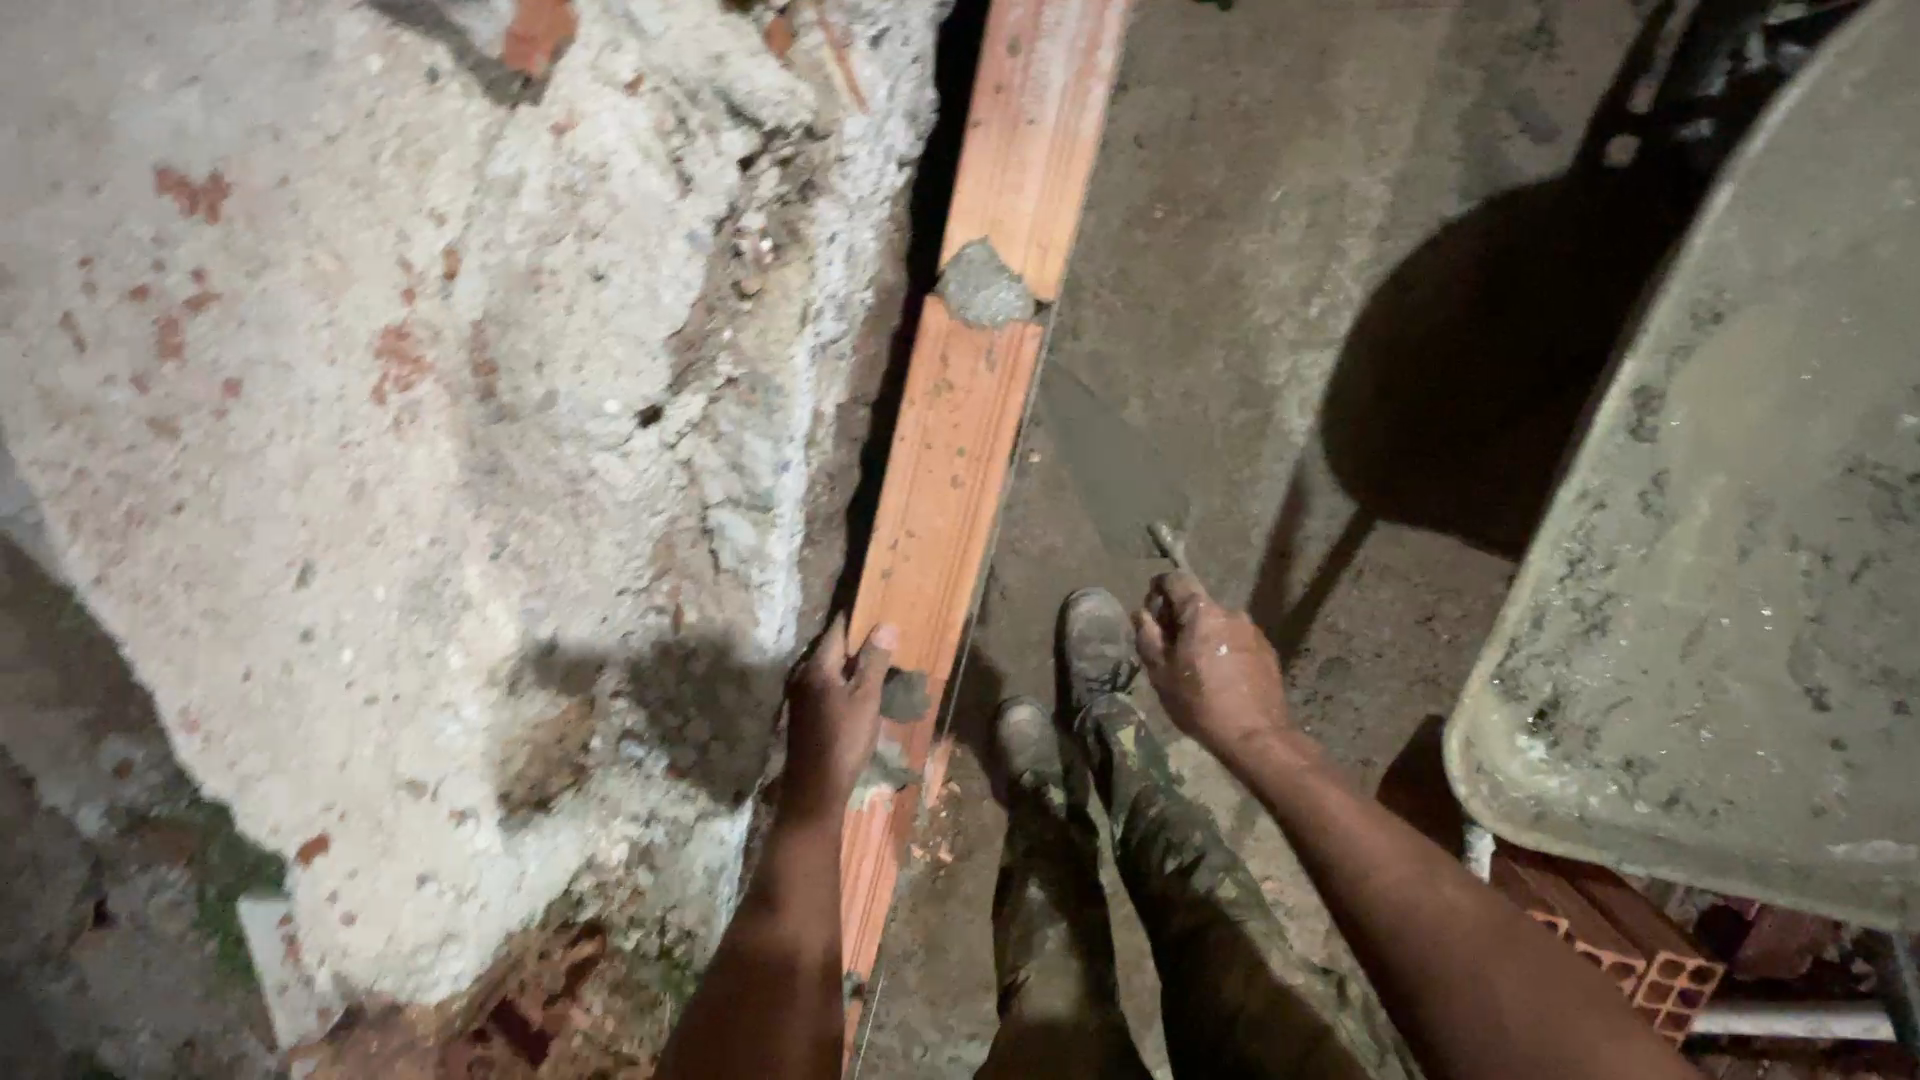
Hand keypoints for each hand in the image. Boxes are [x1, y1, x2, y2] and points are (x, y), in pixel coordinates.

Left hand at [782, 615, 897, 819]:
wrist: (815, 789)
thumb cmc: (844, 740)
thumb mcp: (866, 699)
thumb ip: (874, 661)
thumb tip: (885, 624)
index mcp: (818, 667)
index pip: (838, 629)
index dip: (857, 616)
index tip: (878, 604)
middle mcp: (803, 675)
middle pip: (831, 647)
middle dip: (856, 638)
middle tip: (884, 630)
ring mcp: (801, 695)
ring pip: (829, 667)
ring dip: (850, 661)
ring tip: (878, 657)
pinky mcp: (804, 713)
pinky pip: (825, 684)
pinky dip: (843, 679)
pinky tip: (860, 687)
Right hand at [1133, 572, 1294, 762]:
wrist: (1256, 735)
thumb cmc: (1200, 702)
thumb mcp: (1160, 672)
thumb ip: (1147, 636)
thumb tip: (1141, 614)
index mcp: (1202, 612)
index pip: (1176, 579)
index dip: (1158, 589)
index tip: (1151, 612)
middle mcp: (1231, 612)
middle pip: (1197, 603)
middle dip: (1179, 618)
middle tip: (1169, 647)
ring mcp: (1253, 630)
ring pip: (1218, 623)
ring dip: (1203, 634)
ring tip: (1196, 666)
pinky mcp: (1267, 650)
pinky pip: (1236, 639)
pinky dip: (1223, 648)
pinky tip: (1221, 676)